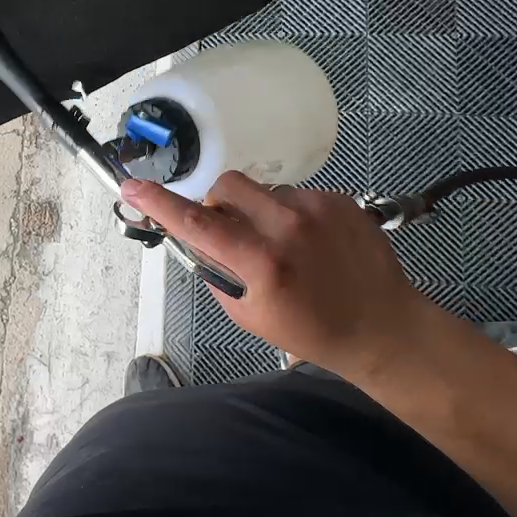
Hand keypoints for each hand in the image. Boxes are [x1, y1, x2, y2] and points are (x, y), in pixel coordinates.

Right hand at [120, 173, 442, 378]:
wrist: (384, 328)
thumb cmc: (310, 329)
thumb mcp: (248, 312)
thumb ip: (216, 269)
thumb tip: (196, 236)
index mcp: (263, 263)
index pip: (198, 224)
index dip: (159, 204)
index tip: (132, 188)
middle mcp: (289, 228)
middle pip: (228, 186)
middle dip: (219, 204)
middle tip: (229, 231)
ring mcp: (318, 209)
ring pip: (262, 190)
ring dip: (257, 211)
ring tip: (282, 245)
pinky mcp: (340, 200)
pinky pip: (293, 194)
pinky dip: (289, 214)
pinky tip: (309, 243)